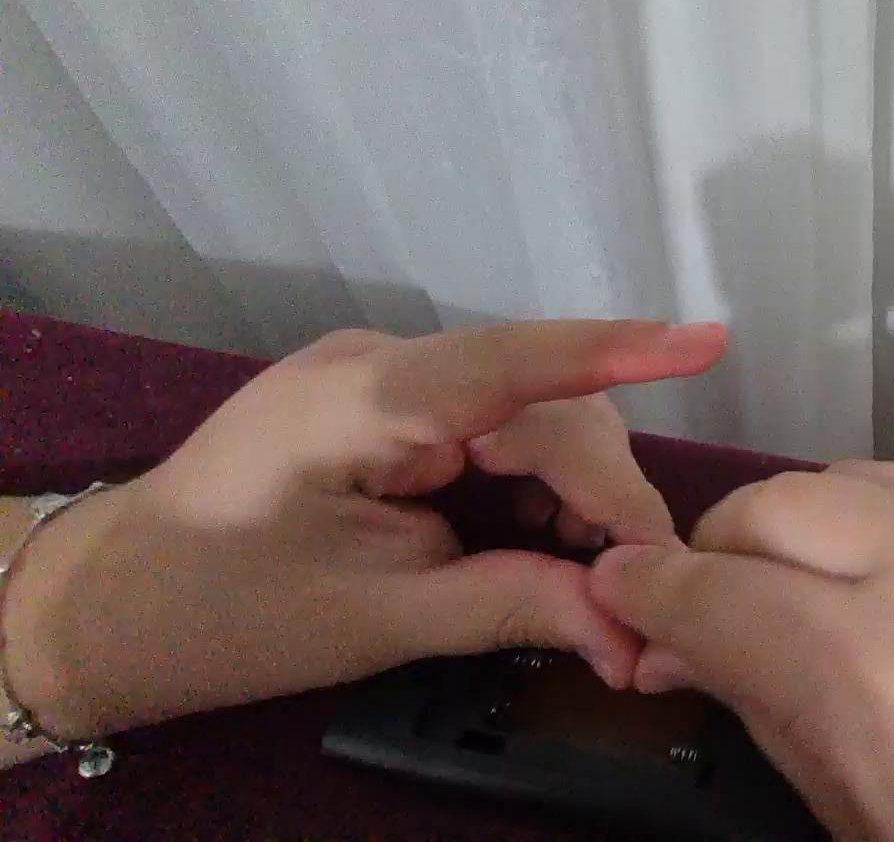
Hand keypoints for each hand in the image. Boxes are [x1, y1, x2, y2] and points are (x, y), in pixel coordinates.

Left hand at [0, 319, 725, 739]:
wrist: (102, 607)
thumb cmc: (219, 621)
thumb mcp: (372, 625)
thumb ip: (511, 608)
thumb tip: (630, 634)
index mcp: (363, 402)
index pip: (513, 362)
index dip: (617, 348)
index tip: (709, 343)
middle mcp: (395, 362)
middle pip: (551, 405)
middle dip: (605, 493)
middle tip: (642, 581)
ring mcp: (408, 372)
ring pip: (549, 412)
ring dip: (585, 490)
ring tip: (591, 567)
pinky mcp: (420, 396)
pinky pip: (520, 424)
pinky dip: (551, 484)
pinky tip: (547, 533)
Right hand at [586, 461, 893, 841]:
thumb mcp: (864, 821)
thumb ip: (765, 714)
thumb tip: (680, 648)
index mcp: (882, 673)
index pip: (720, 597)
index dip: (648, 594)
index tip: (615, 594)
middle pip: (771, 505)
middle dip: (712, 549)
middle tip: (703, 607)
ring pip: (837, 476)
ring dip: (787, 524)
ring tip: (785, 585)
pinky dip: (857, 513)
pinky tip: (863, 565)